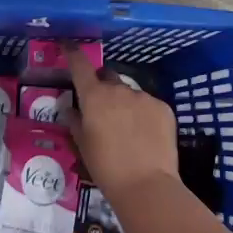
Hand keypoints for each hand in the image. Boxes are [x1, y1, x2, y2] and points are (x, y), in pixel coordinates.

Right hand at [61, 47, 176, 196]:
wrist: (147, 186)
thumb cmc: (107, 168)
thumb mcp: (83, 146)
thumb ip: (75, 121)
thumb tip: (71, 108)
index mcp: (94, 96)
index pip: (80, 65)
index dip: (73, 53)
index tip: (68, 46)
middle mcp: (118, 89)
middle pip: (107, 77)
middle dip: (103, 86)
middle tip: (103, 109)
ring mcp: (143, 96)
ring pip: (130, 93)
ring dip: (125, 104)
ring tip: (128, 130)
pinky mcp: (163, 107)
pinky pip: (149, 105)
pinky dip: (145, 115)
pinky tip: (146, 137)